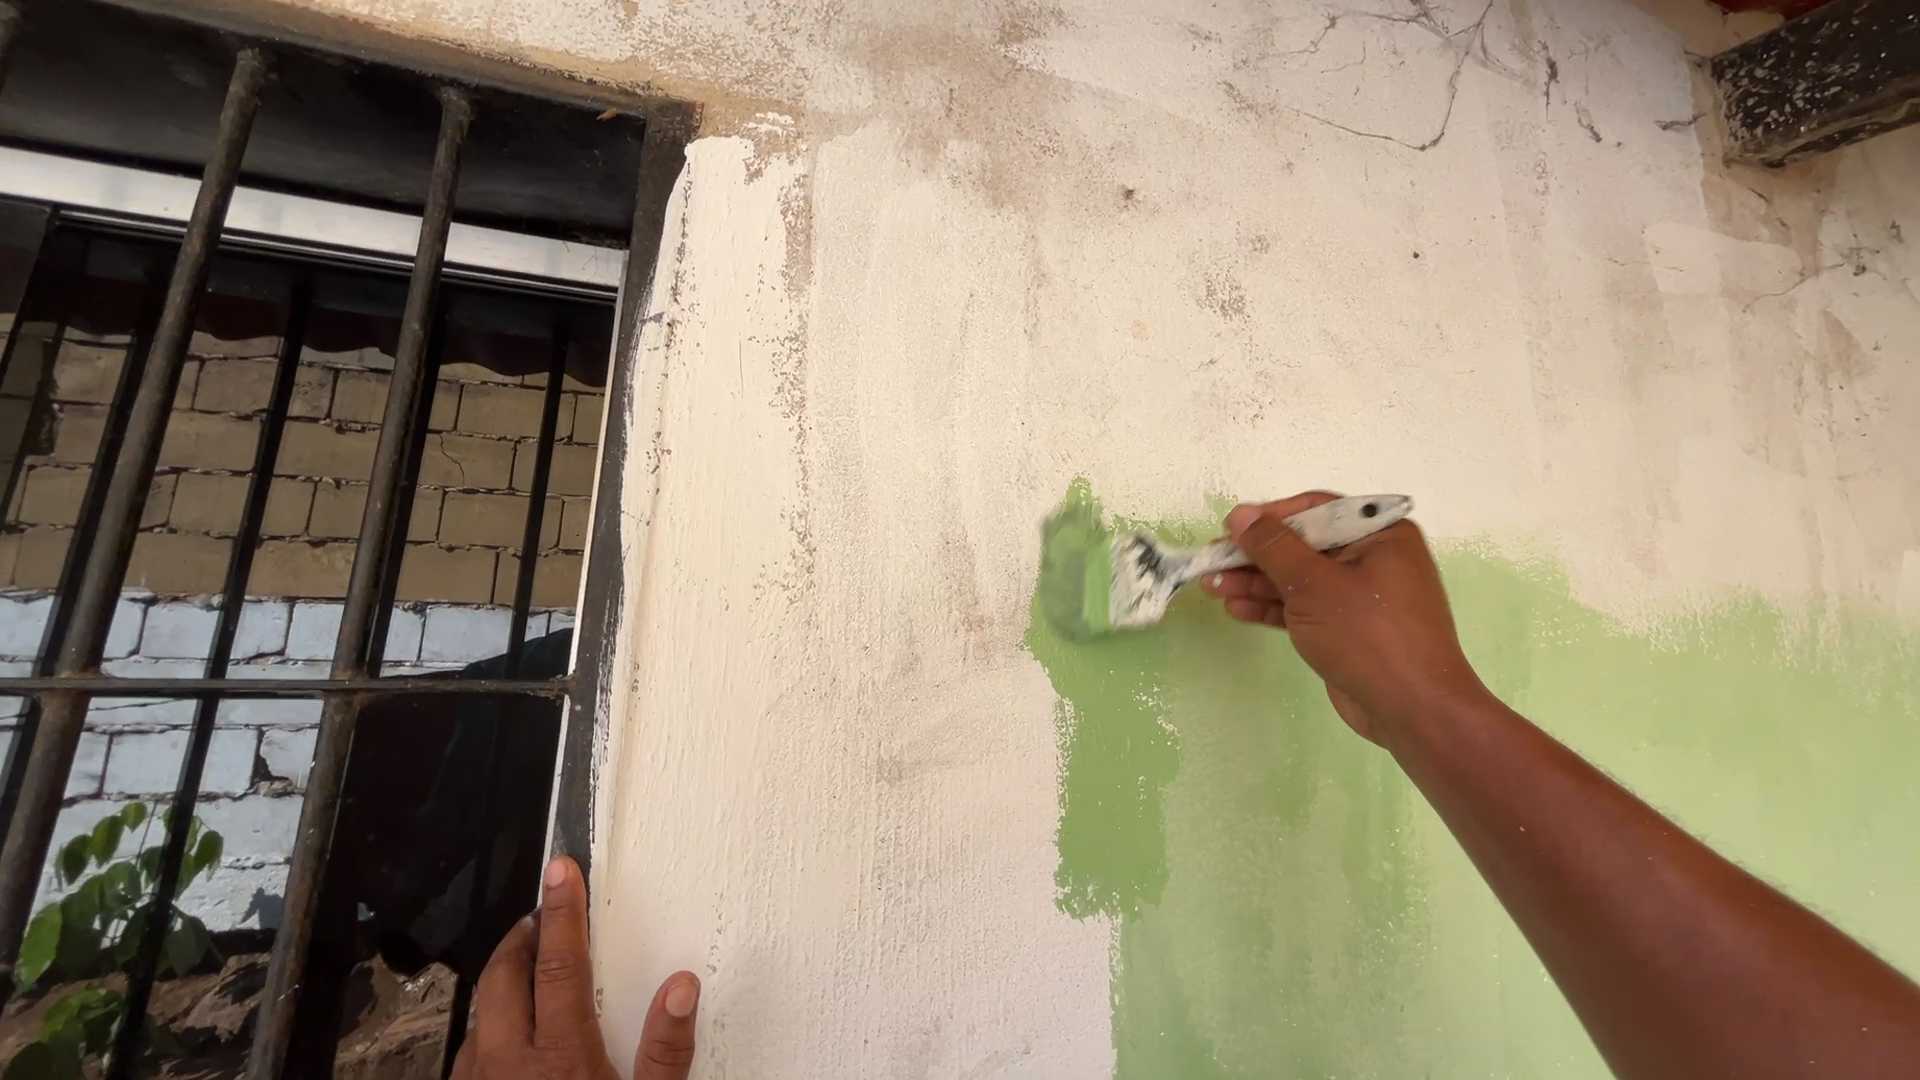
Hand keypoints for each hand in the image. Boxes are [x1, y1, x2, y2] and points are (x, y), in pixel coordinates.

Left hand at [451, 855, 699, 1079]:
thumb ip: (665, 1050)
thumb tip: (681, 987)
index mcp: (558, 1058)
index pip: (561, 963)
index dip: (563, 909)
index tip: (562, 870)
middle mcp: (507, 1068)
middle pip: (504, 977)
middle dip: (524, 935)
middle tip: (546, 913)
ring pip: (478, 1015)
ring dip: (502, 979)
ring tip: (529, 966)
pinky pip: (467, 1056)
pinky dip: (488, 1026)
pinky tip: (506, 1036)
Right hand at [1201, 491, 1485, 742]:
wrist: (1410, 709)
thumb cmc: (1368, 634)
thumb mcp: (1314, 584)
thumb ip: (1272, 546)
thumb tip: (1239, 515)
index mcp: (1380, 535)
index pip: (1316, 510)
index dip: (1269, 517)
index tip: (1230, 529)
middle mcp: (1371, 558)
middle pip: (1300, 545)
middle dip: (1254, 556)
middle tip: (1213, 562)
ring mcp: (1357, 595)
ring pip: (1296, 578)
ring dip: (1253, 583)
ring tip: (1212, 588)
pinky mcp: (1343, 627)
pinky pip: (1300, 606)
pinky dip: (1270, 607)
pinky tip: (1236, 609)